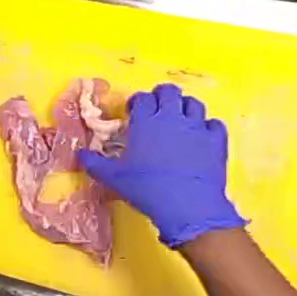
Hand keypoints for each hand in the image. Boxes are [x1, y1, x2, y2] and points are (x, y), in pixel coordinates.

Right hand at [80, 83, 246, 247]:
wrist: (187, 203)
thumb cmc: (145, 188)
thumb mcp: (113, 178)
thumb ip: (94, 163)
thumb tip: (80, 154)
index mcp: (145, 122)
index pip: (141, 98)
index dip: (137, 102)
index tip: (133, 111)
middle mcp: (172, 117)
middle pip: (169, 91)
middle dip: (161, 95)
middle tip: (156, 108)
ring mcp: (197, 127)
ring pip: (193, 103)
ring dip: (184, 107)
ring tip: (178, 118)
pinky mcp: (216, 140)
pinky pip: (214, 124)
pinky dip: (207, 127)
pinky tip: (201, 136)